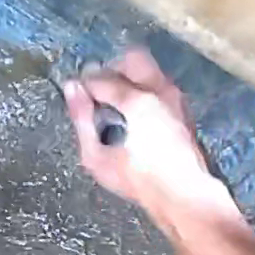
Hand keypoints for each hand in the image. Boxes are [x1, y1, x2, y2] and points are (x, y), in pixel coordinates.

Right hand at [64, 46, 242, 225]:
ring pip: (149, 70)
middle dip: (111, 71)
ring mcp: (176, 97)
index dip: (84, 83)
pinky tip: (131, 118)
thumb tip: (71, 87)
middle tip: (97, 96)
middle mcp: (161, 90)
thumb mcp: (96, 157)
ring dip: (128, 80)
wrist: (184, 195)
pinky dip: (141, 91)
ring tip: (112, 109)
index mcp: (138, 100)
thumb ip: (82, 120)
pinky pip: (157, 85)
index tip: (74, 93)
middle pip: (133, 58)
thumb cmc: (137, 180)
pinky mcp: (183, 109)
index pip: (103, 77)